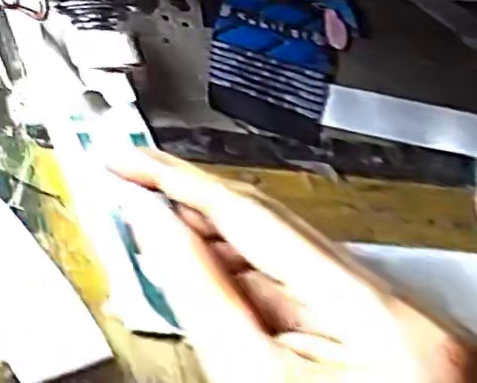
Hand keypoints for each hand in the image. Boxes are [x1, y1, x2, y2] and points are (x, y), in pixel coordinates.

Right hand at [110, 148, 476, 382]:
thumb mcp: (242, 367)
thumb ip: (190, 278)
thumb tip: (143, 211)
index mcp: (381, 318)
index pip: (246, 212)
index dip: (170, 177)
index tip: (116, 158)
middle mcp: (405, 315)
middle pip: (264, 225)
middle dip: (184, 201)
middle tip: (121, 179)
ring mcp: (401, 330)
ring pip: (273, 252)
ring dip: (204, 237)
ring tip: (146, 228)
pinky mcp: (386, 345)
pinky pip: (291, 284)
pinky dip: (234, 270)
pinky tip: (195, 271)